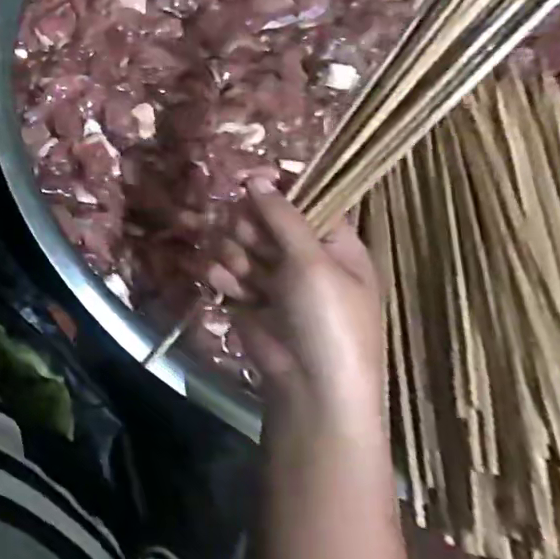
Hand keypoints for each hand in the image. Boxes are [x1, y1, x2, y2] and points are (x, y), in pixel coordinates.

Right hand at [207, 178, 385, 434]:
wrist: (309, 381)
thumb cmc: (328, 320)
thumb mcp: (312, 263)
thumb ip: (283, 218)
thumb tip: (258, 177)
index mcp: (337, 247)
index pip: (307, 204)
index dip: (277, 192)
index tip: (245, 182)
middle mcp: (304, 258)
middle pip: (262, 221)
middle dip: (245, 229)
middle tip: (246, 241)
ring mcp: (274, 278)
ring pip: (236, 244)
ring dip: (231, 256)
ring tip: (241, 277)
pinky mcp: (246, 295)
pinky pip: (222, 270)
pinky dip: (222, 278)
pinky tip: (229, 291)